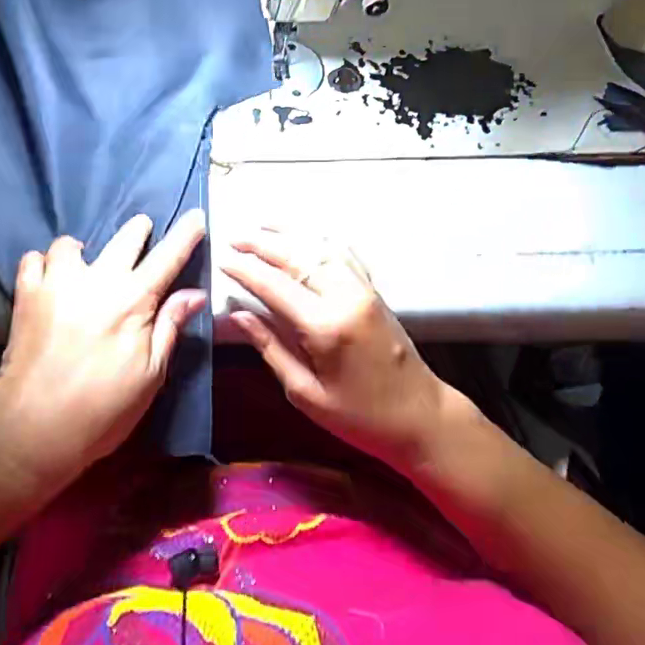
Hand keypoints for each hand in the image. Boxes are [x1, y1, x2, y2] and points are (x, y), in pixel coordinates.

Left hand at [0, 209, 206, 497]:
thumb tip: (195, 293)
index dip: (185, 234)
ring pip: (72, 244)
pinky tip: (48, 277)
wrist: (34, 427)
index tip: (196, 214)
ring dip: (84, 250)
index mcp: (134, 301)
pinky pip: (33, 259)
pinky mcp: (26, 294)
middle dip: (138, 230)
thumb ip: (169, 327)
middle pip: (125, 238)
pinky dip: (43, 263)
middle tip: (142, 232)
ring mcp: (58, 283)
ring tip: (85, 263)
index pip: (168, 257)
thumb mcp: (150, 375)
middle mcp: (98, 281)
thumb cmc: (103, 409)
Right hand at [220, 227, 468, 472]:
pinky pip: (343, 254)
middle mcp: (345, 297)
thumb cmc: (359, 416)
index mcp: (325, 326)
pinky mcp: (373, 290)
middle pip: (297, 257)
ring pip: (320, 247)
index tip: (223, 261)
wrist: (420, 416)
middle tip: (234, 239)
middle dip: (262, 245)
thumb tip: (237, 315)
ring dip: (289, 235)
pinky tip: (304, 237)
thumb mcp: (305, 392)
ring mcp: (363, 289)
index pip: (274, 286)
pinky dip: (319, 240)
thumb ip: (270, 348)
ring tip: (261, 228)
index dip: (245, 271)